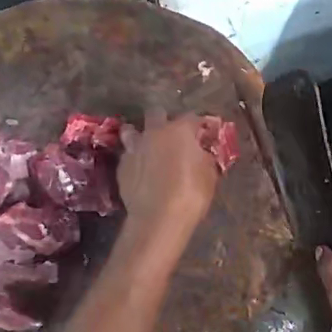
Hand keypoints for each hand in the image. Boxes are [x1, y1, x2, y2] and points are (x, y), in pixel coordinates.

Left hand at [118, 109, 221, 245]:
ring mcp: (134, 147)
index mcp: (180, 130)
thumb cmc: (192, 194)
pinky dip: (136, 159)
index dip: (199, 126)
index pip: (192, 117)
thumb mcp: (210, 174)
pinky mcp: (122, 165)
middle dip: (165, 120)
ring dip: (142, 135)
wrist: (158, 218)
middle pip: (157, 113)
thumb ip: (204, 157)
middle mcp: (154, 132)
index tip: (204, 135)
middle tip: (174, 137)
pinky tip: (142, 171)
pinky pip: (129, 154)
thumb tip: (200, 152)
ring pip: (133, 130)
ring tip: (150, 149)